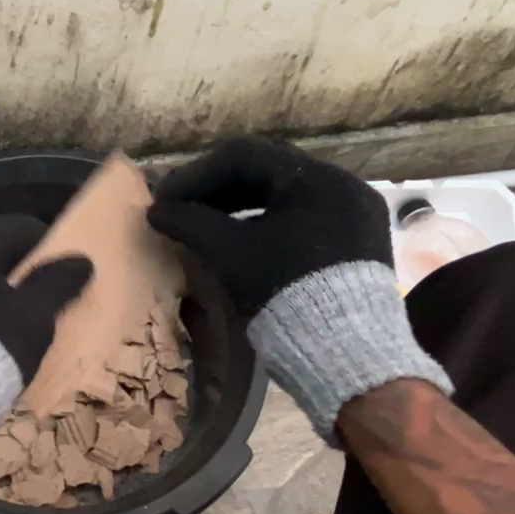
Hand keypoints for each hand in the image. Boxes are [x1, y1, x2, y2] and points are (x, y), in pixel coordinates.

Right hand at [146, 138, 448, 443]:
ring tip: (204, 226)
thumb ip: (190, 222)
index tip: (165, 198)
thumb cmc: (286, 293)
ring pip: (284, 196)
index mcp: (317, 178)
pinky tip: (240, 242)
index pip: (243, 156)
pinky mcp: (358, 245)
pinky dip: (265, 223)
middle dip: (215, 189)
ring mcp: (356, 216)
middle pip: (266, 172)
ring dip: (238, 206)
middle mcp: (344, 186)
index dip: (196, 174)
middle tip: (180, 208)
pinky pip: (303, 218)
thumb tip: (156, 210)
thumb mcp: (229, 253)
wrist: (348, 357)